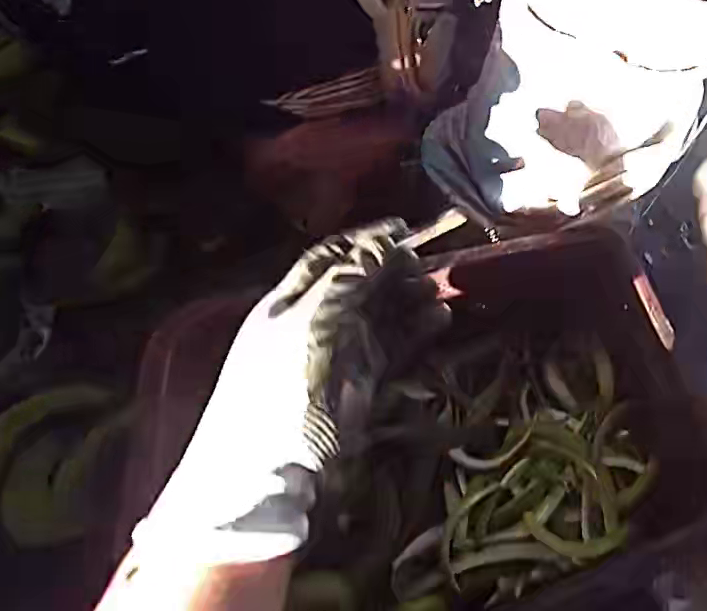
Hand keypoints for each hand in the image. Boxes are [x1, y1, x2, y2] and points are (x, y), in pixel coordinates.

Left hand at [132, 221, 447, 565]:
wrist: (267, 478)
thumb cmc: (279, 389)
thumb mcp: (309, 323)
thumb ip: (347, 277)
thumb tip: (385, 240)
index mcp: (291, 301)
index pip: (332, 256)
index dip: (366, 239)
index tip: (402, 228)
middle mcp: (317, 320)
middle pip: (362, 280)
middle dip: (393, 267)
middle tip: (423, 264)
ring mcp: (342, 349)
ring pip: (383, 310)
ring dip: (410, 296)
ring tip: (437, 290)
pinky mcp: (363, 378)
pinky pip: (396, 342)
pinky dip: (418, 328)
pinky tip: (440, 318)